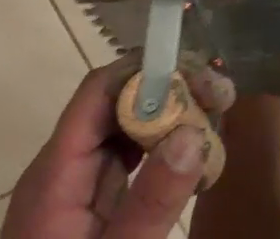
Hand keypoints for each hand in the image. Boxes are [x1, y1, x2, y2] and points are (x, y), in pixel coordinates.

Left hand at [3, 57, 234, 238]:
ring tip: (222, 114)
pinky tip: (201, 156)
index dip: (147, 71)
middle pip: (117, 104)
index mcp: (55, 173)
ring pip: (128, 129)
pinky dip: (166, 151)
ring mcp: (77, 189)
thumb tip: (194, 131)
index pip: (98, 92)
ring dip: (174, 117)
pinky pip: (131, 161)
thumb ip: (151, 202)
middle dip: (172, 91)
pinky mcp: (93, 209)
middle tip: (224, 96)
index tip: (200, 75)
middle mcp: (64, 168)